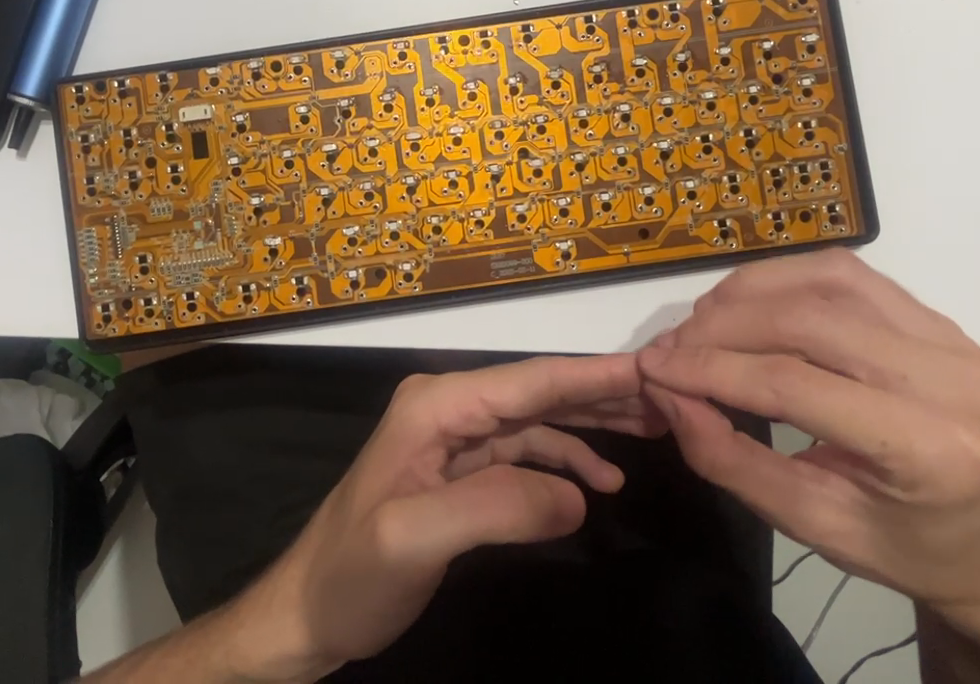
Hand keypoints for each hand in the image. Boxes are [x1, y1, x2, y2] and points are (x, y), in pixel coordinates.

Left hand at [230, 355, 663, 681]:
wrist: (308, 610)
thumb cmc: (353, 572)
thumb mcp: (416, 538)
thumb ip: (495, 507)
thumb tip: (578, 494)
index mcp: (437, 406)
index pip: (529, 381)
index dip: (593, 373)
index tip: (655, 368)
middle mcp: (447, 408)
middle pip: (538, 392)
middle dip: (602, 393)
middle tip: (671, 399)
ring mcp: (454, 438)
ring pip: (536, 419)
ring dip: (591, 425)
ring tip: (654, 431)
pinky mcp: (459, 471)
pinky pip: (523, 453)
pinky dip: (564, 461)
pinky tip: (597, 482)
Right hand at [636, 251, 979, 678]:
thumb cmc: (899, 544)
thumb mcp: (806, 523)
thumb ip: (728, 458)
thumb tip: (666, 393)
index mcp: (926, 449)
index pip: (792, 384)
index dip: (710, 369)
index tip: (651, 367)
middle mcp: (949, 380)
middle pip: (807, 320)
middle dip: (721, 327)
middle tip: (671, 347)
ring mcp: (950, 339)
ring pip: (825, 279)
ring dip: (748, 292)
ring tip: (704, 321)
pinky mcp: (937, 319)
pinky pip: (845, 275)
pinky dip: (783, 279)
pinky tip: (750, 304)